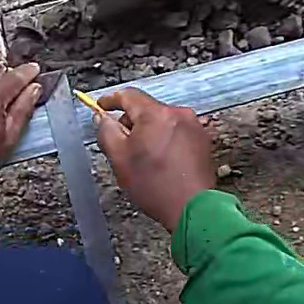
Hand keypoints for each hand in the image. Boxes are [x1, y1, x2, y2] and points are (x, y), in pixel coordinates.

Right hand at [94, 87, 216, 232]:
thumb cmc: (156, 186)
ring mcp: (193, 127)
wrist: (191, 208)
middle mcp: (178, 114)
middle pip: (146, 110)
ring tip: (142, 161)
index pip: (129, 95)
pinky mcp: (202, 140)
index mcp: (156, 115)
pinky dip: (164, 142)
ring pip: (161, 122)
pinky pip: (176, 133)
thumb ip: (106, 132)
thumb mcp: (119, 158)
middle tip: (121, 147)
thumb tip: (101, 117)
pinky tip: (159, 163)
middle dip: (130, 124)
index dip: (111, 100)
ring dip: (148, 134)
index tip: (102, 106)